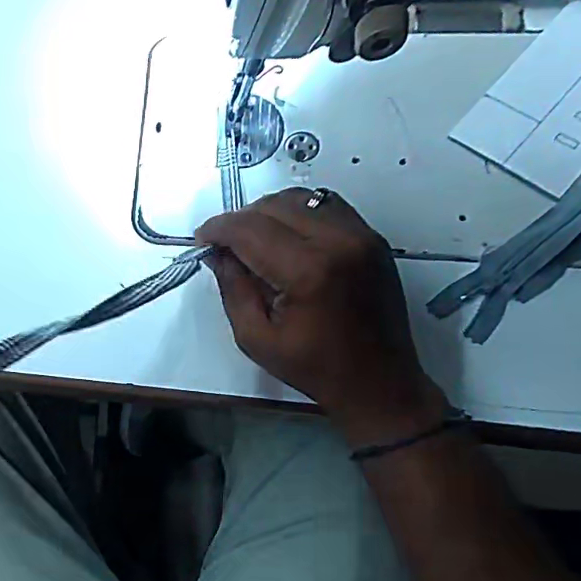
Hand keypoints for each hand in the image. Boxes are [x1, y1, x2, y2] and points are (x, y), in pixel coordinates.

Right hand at [196, 188, 446, 445]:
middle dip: (239, 220)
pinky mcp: (372, 239)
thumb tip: (218, 254)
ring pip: (301, 198)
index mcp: (308, 271)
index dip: (218, 230)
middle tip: (223, 245)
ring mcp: (362, 237)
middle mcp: (339, 243)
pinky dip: (298, 213)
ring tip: (252, 240)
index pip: (250, 229)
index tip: (201, 241)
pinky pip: (327, 206)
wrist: (378, 381)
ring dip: (268, 213)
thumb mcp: (255, 337)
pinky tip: (284, 238)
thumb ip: (233, 288)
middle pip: (274, 207)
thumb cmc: (314, 367)